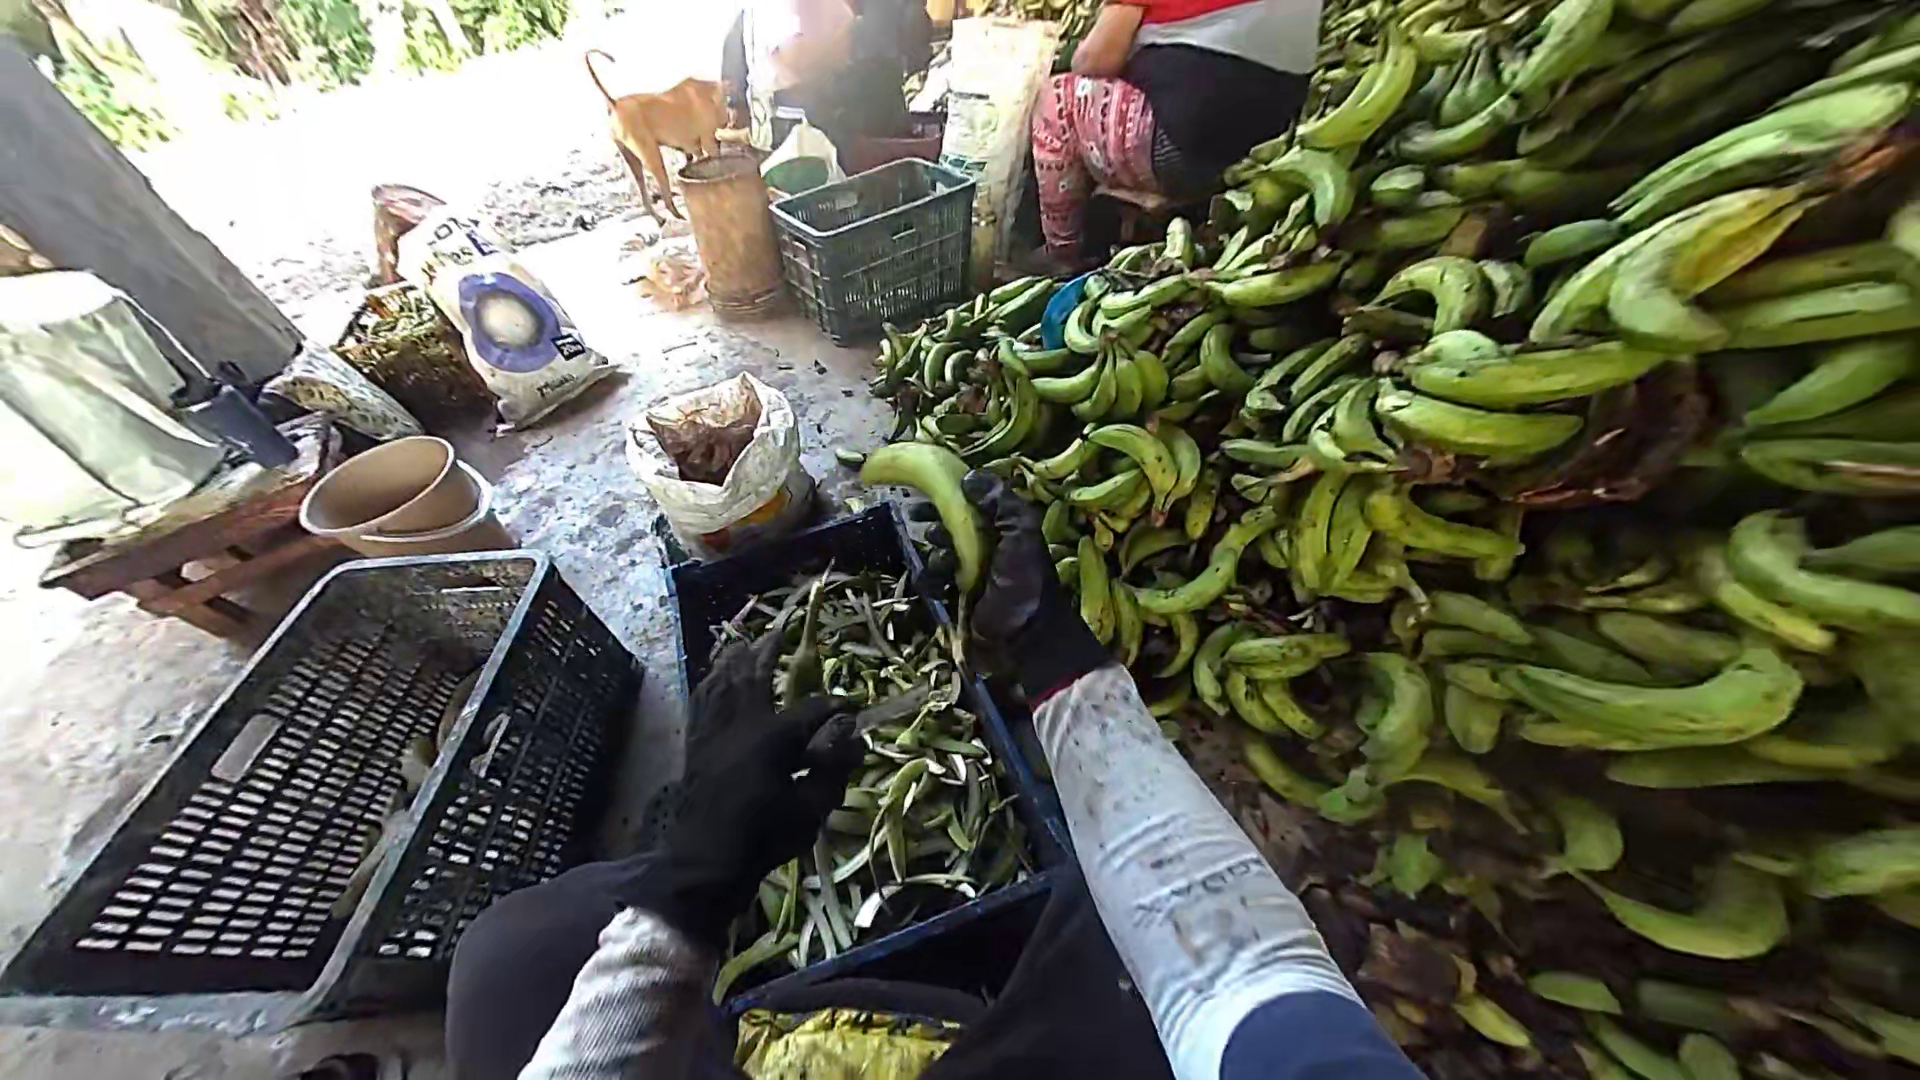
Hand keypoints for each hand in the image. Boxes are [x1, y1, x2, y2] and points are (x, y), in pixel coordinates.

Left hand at [648, 631, 860, 948]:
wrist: (704, 863)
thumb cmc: (764, 837)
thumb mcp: (812, 809)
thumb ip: (835, 771)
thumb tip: (855, 740)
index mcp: (775, 737)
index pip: (813, 709)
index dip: (837, 705)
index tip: (852, 707)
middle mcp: (743, 724)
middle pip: (755, 675)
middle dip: (769, 651)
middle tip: (779, 631)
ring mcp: (715, 731)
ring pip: (724, 682)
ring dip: (736, 660)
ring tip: (745, 643)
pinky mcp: (697, 744)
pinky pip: (702, 702)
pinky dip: (709, 682)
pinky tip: (713, 676)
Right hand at [915, 470, 1108, 700]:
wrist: (1024, 642)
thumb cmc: (1026, 585)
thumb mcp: (1022, 536)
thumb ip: (1002, 504)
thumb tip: (969, 476)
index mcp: (1006, 528)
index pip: (975, 501)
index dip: (953, 492)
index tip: (930, 487)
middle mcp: (988, 546)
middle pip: (952, 524)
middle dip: (935, 520)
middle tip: (918, 518)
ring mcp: (971, 571)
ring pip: (940, 551)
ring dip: (934, 552)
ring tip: (941, 561)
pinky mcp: (957, 595)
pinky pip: (933, 579)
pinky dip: (929, 579)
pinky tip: (934, 584)